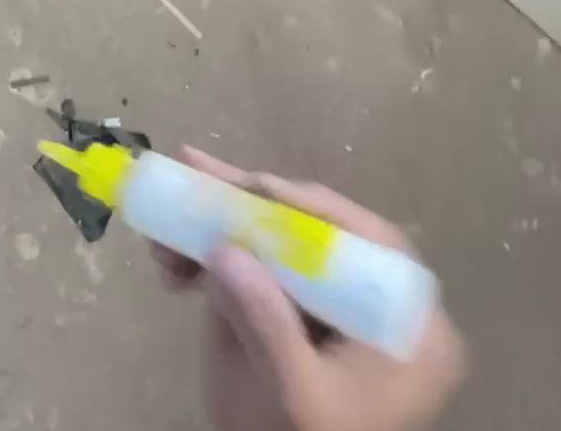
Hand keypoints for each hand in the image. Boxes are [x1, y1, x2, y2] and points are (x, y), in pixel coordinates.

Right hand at [151, 148, 464, 430]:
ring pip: (263, 240)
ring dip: (205, 226)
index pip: (372, 246)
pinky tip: (166, 267)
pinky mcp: (272, 305)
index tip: (260, 187)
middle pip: (309, 231)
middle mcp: (361, 303)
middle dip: (243, 201)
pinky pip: (235, 263)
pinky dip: (194, 254)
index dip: (316, 207)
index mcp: (401, 329)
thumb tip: (223, 248)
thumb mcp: (296, 393)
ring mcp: (313, 302)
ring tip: (159, 232)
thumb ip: (268, 324)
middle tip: (193, 166)